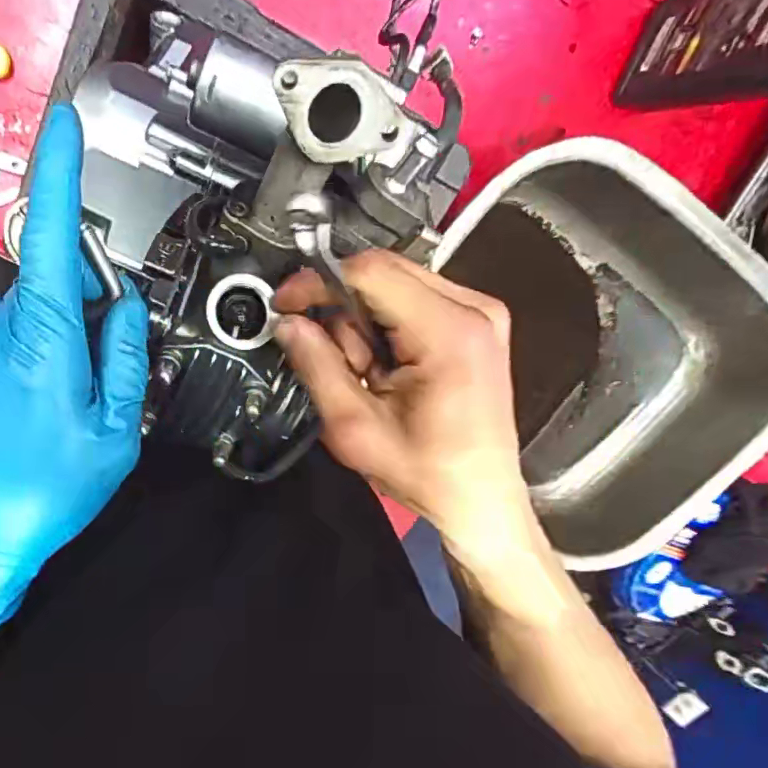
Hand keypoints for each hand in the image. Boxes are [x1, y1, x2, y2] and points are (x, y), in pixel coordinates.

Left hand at [0, 103, 149, 632]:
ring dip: (73, 334)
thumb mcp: (115, 431)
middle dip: (94, 298)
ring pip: (40, 310)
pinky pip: (20, 334)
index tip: (64, 125)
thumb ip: (126, 360)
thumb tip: (126, 313)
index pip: (51, 237)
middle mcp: (1, 331)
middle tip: (114, 356)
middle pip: (57, 278)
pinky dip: (48, 350)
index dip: (59, 174)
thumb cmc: (46, 489)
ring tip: (82, 398)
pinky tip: (55, 403)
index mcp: (44, 342)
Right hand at [272, 251, 531, 563]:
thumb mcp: (355, 427)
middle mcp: (474, 310)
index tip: (287, 304)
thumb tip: (288, 324)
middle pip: (383, 271)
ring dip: (364, 323)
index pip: (370, 271)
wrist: (479, 497)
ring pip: (395, 284)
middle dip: (343, 309)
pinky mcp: (477, 324)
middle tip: (335, 359)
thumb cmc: (428, 473)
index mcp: (450, 332)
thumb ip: (317, 366)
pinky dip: (387, 327)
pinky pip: (413, 300)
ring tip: (369, 375)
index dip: (318, 281)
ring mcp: (481, 313)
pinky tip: (388, 368)